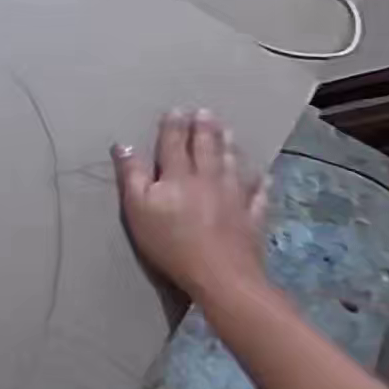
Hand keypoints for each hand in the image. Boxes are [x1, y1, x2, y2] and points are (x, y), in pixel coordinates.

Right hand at [111, 108, 270, 303]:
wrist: (221, 277)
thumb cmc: (169, 241)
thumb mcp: (137, 208)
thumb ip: (132, 175)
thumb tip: (124, 146)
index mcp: (176, 177)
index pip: (173, 145)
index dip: (173, 127)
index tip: (176, 110)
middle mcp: (206, 181)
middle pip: (205, 150)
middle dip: (204, 130)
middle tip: (206, 112)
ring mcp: (234, 199)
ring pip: (231, 166)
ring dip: (229, 146)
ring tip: (228, 130)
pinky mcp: (251, 219)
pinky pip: (258, 194)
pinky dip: (260, 182)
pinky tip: (263, 174)